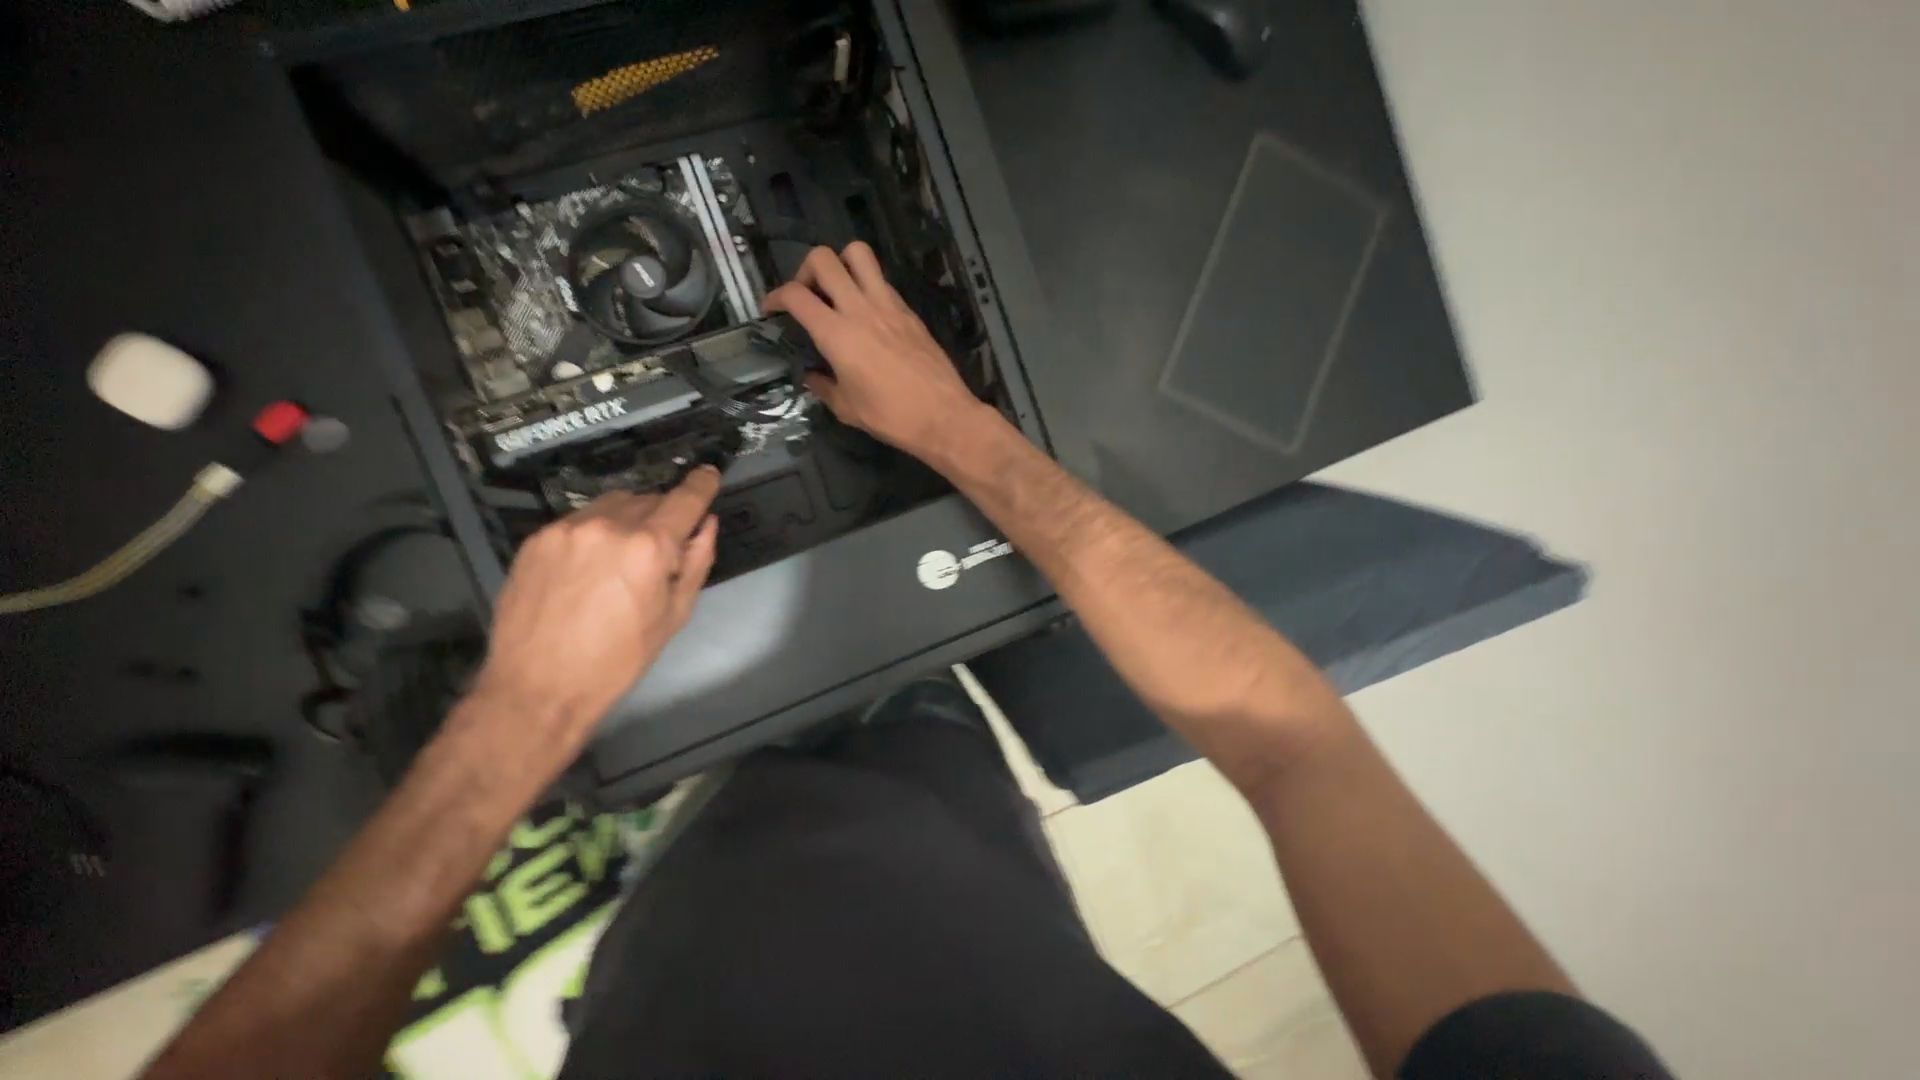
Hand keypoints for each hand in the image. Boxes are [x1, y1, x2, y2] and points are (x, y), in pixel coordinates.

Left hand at [469, 467, 721, 743]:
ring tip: (621, 559)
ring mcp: (567, 529)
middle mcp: (608, 525)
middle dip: (662, 516)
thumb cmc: (616, 661)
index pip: (685, 499)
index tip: (708, 474)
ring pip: (612, 506)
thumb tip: (705, 525)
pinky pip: (579, 522)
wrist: (537, 686)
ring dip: (627, 520)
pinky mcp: (537, 539)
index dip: (702, 484)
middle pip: (649, 500)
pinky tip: (587, 568)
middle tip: (661, 551)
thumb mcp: (673, 616)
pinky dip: (594, 533)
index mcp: (648, 547)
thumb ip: (695, 563)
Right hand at [764, 243, 993, 460]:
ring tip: (837, 291)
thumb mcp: (846, 408)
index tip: (770, 309)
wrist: (943, 416)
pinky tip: (866, 314)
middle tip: (807, 295)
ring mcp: (888, 304)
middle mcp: (860, 308)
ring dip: (841, 263)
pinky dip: (866, 285)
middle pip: (824, 258)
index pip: (795, 295)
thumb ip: (823, 386)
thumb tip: (812, 376)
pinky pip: (881, 280)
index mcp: (837, 334)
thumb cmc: (891, 416)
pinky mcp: (908, 310)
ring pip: (858, 253)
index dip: (774, 296)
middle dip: (805, 270)